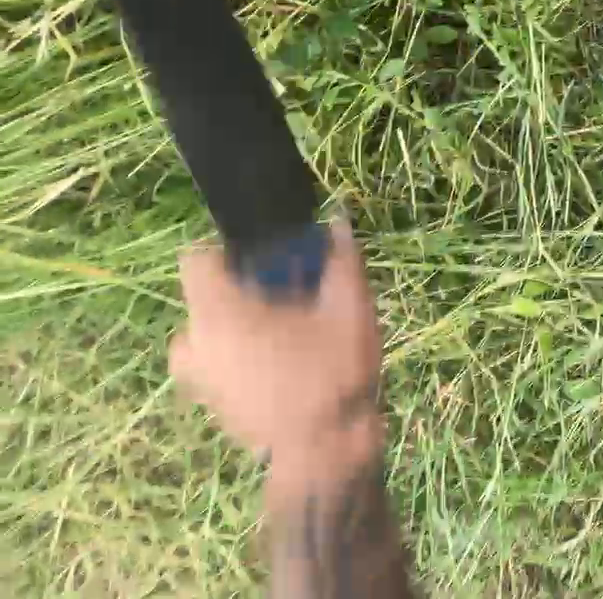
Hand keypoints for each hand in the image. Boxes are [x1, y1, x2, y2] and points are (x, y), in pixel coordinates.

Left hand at [170, 220, 385, 493]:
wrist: (321, 445)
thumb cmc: (334, 369)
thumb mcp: (351, 307)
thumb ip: (342, 259)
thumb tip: (338, 218)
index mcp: (218, 313)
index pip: (197, 259)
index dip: (234, 250)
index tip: (276, 257)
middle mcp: (191, 339)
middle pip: (216, 294)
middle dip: (257, 289)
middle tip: (306, 299)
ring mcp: (193, 373)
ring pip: (219, 326)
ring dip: (252, 320)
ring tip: (301, 333)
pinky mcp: (204, 395)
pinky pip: (220, 354)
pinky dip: (247, 349)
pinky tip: (290, 361)